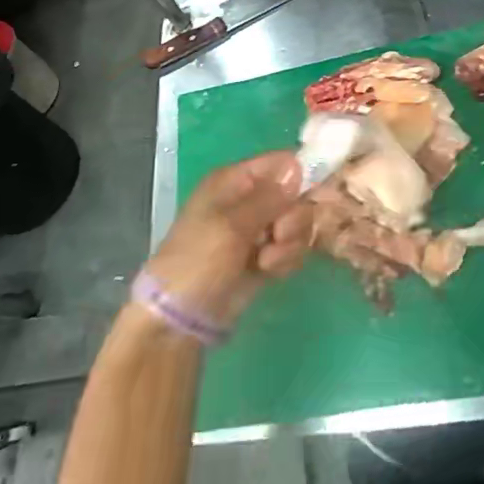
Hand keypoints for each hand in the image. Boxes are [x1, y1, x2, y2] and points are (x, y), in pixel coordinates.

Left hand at [143, 151, 312, 328]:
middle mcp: (250, 198)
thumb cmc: (198, 262)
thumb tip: (298, 167)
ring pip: (298, 223)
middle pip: (297, 193)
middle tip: (278, 236)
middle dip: (294, 218)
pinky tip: (269, 272)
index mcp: (235, 181)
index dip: (300, 177)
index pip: (283, 163)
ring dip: (290, 243)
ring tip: (267, 262)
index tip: (304, 199)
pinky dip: (286, 259)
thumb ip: (269, 197)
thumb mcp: (231, 226)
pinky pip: (293, 247)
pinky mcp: (266, 255)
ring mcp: (258, 228)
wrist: (180, 320)